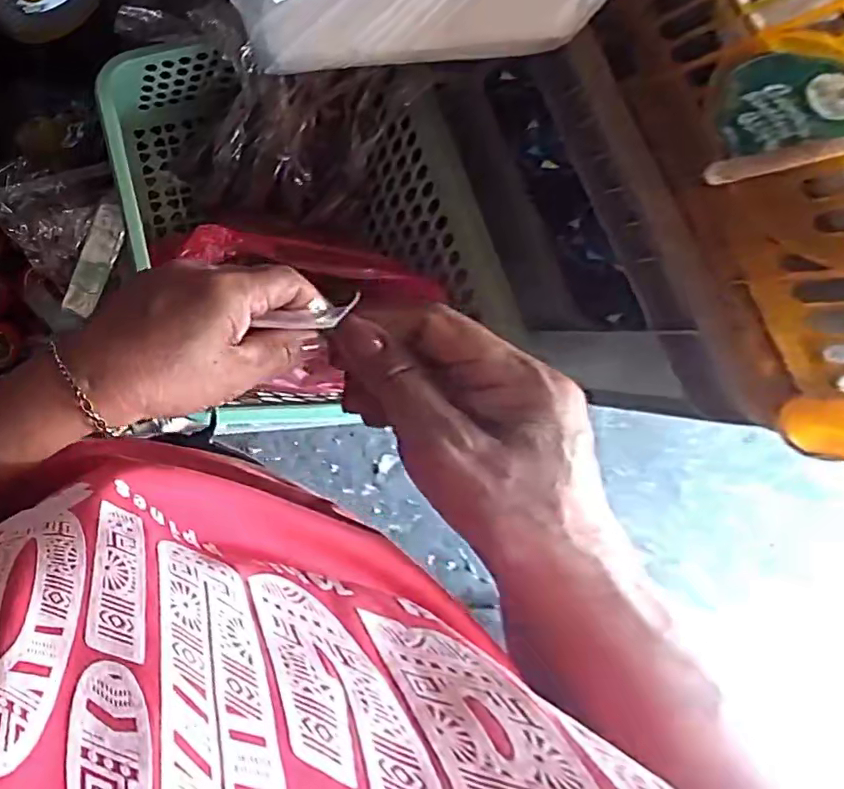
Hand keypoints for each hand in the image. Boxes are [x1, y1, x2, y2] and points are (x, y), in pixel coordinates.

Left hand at [58, 262, 327, 424]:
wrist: (92, 376)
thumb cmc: (166, 378)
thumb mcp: (235, 374)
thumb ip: (281, 350)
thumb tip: (308, 337)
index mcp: (226, 285)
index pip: (288, 279)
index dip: (311, 304)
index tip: (312, 333)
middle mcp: (197, 267)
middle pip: (252, 279)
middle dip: (271, 310)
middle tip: (272, 348)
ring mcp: (166, 272)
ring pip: (219, 285)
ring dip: (236, 310)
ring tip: (228, 349)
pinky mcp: (143, 283)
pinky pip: (188, 289)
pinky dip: (203, 308)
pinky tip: (192, 339)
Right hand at [330, 304, 623, 572]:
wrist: (556, 571)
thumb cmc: (506, 509)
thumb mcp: (437, 438)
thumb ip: (394, 379)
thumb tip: (355, 330)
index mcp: (518, 375)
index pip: (433, 321)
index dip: (378, 323)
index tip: (336, 336)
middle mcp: (518, 378)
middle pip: (430, 342)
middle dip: (378, 356)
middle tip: (341, 376)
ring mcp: (509, 400)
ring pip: (429, 366)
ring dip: (385, 378)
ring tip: (360, 405)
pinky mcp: (494, 421)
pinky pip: (437, 391)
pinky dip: (401, 398)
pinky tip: (381, 416)